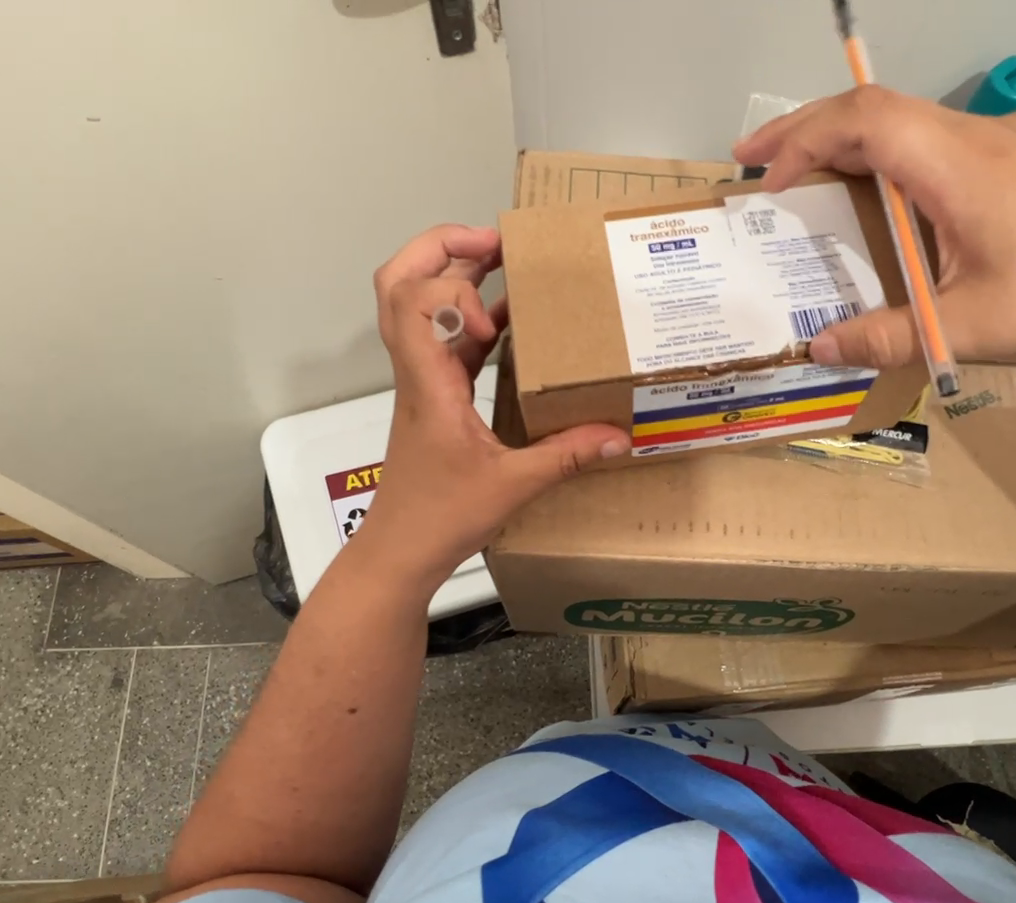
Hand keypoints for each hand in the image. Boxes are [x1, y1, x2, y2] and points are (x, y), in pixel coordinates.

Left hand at [347, 225, 629, 590]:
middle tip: (494, 241)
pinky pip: (447, 341)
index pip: (409, 299)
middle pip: (398, 283)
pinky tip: (512, 321)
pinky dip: (473, 319)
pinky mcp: (435, 396)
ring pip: (419, 307)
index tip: (497, 319)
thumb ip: (566, 457)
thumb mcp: (512, 485)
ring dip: (455, 276)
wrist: (402, 548)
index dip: (453, 287)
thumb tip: (618, 437)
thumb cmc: (441, 517)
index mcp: (428, 382)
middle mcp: (418, 370)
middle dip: (441, 248)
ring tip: (504, 260)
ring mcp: (423, 381)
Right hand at [733, 87, 1015, 368]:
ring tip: (804, 180)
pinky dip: (886, 158)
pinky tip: (881, 199)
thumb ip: (886, 336)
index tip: (764, 180)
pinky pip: (936, 142)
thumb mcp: (967, 327)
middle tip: (755, 160)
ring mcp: (1004, 141)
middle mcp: (978, 136)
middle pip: (877, 107)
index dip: (803, 139)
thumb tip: (817, 348)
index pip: (865, 120)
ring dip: (847, 143)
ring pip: (908, 121)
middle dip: (806, 128)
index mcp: (960, 166)